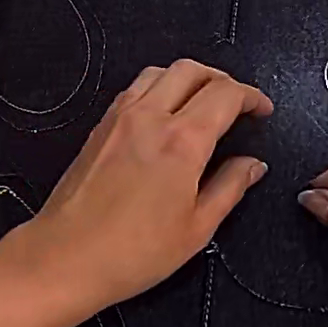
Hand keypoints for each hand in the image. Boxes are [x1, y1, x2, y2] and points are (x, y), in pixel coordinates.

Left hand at [13, 60, 272, 312]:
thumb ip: (230, 187)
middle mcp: (151, 116)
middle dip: (222, 79)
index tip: (262, 110)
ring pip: (161, 71)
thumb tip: (253, 164)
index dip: (251, 96)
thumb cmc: (134, 252)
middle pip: (193, 70)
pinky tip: (165, 112)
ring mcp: (121, 115)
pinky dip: (160, 87)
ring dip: (189, 77)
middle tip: (236, 103)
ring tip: (202, 101)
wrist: (64, 257)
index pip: (225, 94)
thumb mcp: (196, 228)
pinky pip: (136, 87)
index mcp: (182, 140)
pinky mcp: (101, 124)